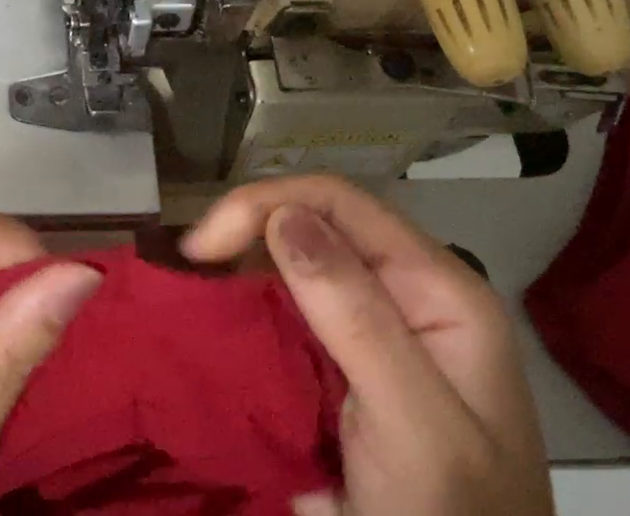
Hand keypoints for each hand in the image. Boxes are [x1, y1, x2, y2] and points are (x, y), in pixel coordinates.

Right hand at [182, 175, 553, 515]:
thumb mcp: (414, 426)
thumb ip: (359, 320)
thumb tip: (285, 215)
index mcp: (439, 290)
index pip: (341, 203)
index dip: (265, 205)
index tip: (201, 250)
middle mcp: (409, 294)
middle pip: (317, 223)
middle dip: (248, 231)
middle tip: (190, 270)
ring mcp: (378, 328)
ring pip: (299, 264)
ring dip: (244, 268)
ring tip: (195, 293)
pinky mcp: (347, 362)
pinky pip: (292, 311)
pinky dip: (251, 308)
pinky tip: (220, 323)